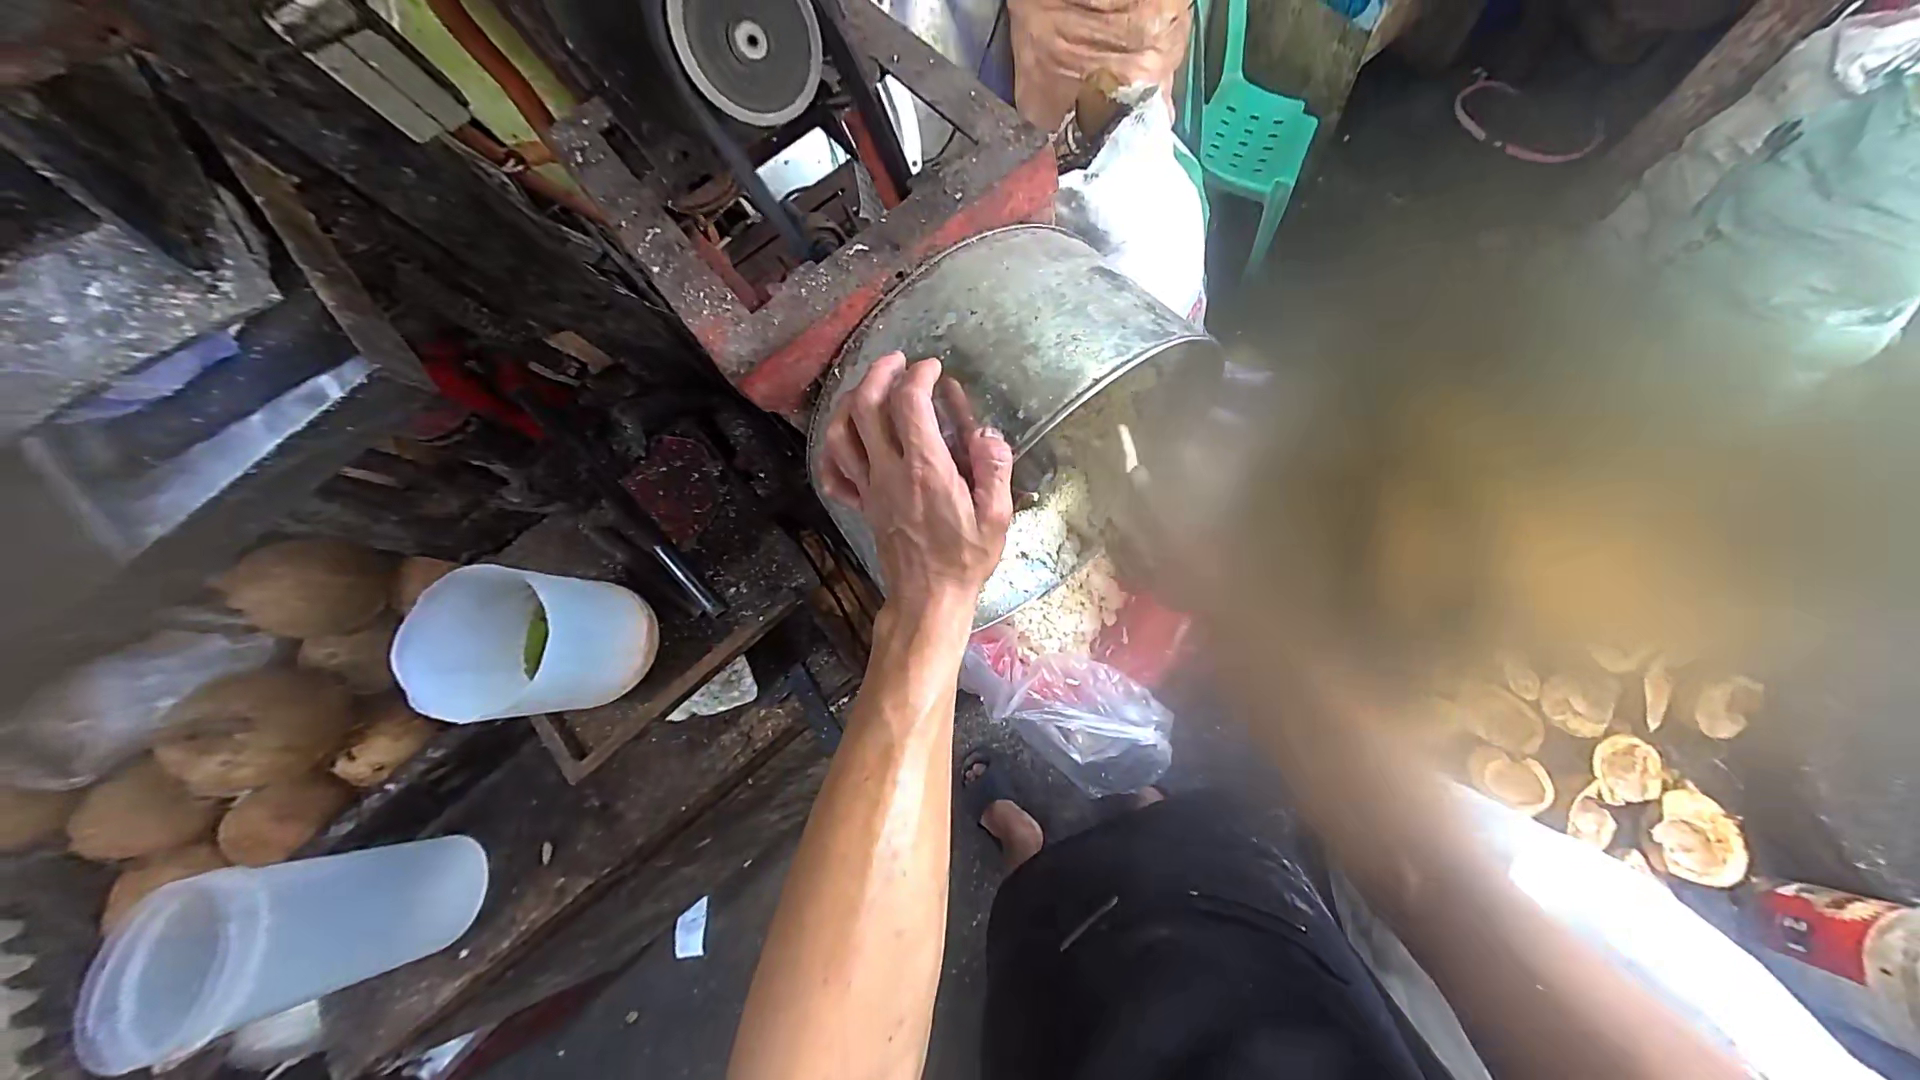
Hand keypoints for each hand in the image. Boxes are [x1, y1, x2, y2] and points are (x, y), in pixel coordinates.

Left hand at [819, 352, 1013, 611]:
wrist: (928, 598)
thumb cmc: (966, 559)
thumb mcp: (997, 517)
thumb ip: (994, 469)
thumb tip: (986, 431)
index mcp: (926, 470)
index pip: (910, 404)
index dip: (919, 376)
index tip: (934, 370)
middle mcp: (889, 471)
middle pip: (867, 406)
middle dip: (880, 373)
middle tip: (898, 362)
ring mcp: (869, 488)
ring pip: (842, 432)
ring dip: (851, 400)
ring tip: (870, 387)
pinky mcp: (860, 503)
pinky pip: (834, 471)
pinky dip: (833, 446)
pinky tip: (847, 436)